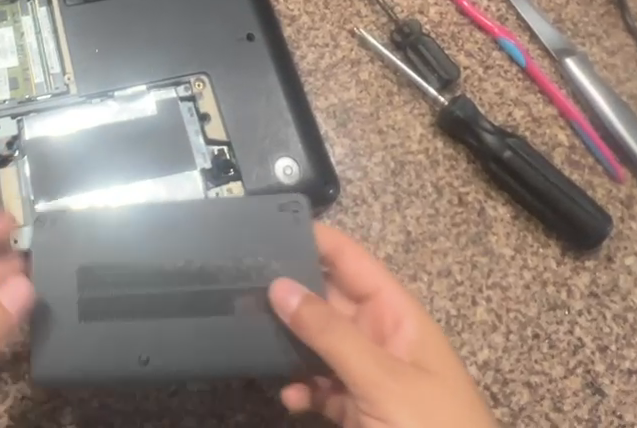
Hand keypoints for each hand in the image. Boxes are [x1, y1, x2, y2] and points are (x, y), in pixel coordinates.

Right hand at [268, 223, 497, 427]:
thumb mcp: (384, 383)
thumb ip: (330, 334)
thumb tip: (279, 285)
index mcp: (397, 315)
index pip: (351, 260)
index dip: (315, 238)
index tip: (266, 227)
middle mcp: (381, 337)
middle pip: (328, 298)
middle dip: (290, 291)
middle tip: (240, 283)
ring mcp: (371, 377)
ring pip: (319, 343)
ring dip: (290, 343)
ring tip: (251, 336)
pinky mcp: (360, 413)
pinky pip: (322, 385)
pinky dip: (303, 387)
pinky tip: (289, 396)